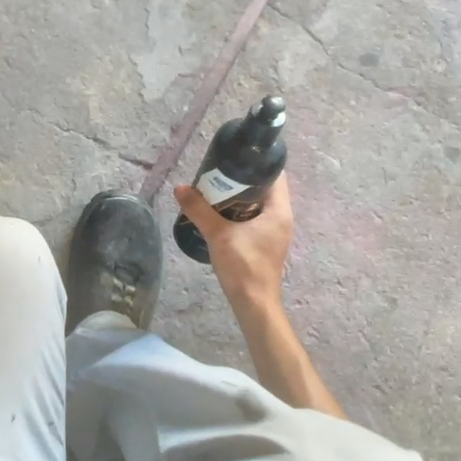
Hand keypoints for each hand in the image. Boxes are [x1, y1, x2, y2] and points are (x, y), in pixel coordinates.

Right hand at [174, 172, 294, 306]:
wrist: (253, 302)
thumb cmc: (243, 265)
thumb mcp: (218, 234)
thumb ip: (199, 210)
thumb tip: (180, 188)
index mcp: (279, 211)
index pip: (275, 176)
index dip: (257, 164)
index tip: (234, 157)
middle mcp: (281, 218)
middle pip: (265, 189)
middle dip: (242, 179)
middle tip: (217, 173)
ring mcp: (274, 232)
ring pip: (258, 204)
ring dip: (238, 196)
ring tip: (214, 189)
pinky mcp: (265, 242)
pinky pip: (254, 217)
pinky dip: (238, 210)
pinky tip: (218, 212)